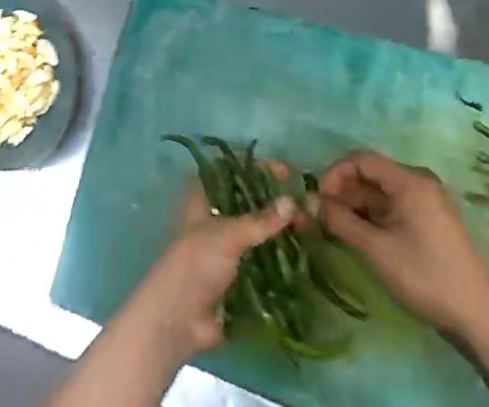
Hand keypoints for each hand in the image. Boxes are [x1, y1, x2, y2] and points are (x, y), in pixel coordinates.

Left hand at [46, 181, 296, 406]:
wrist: (178, 319)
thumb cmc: (196, 265)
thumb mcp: (227, 236)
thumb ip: (260, 220)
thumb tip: (291, 201)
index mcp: (203, 199)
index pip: (232, 172)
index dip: (257, 169)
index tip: (287, 173)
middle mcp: (214, 219)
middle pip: (247, 202)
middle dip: (274, 203)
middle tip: (304, 208)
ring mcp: (225, 248)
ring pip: (257, 231)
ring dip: (279, 231)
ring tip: (309, 229)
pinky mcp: (236, 275)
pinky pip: (261, 260)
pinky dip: (279, 257)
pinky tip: (301, 255)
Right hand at [316, 151, 488, 338]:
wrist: (477, 319)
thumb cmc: (424, 276)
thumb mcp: (376, 249)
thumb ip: (339, 220)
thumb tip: (308, 201)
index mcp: (410, 181)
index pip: (361, 160)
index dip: (334, 174)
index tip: (317, 199)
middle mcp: (419, 183)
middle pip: (370, 175)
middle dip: (342, 192)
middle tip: (321, 216)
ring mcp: (427, 202)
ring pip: (380, 193)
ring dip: (355, 206)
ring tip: (334, 228)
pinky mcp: (429, 221)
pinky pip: (393, 207)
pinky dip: (372, 217)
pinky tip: (358, 235)